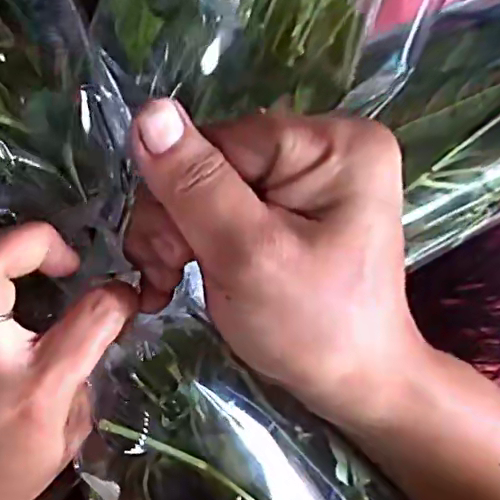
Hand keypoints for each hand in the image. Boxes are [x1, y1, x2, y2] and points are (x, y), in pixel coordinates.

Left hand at [0, 221, 136, 499]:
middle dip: (29, 241)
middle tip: (66, 259)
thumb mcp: (72, 437)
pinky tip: (26, 283)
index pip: (85, 320)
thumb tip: (101, 326)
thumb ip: (88, 378)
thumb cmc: (17, 473)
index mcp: (37, 389)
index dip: (116, 297)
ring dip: (5, 245)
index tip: (127, 297)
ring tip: (44, 261)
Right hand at [126, 98, 427, 425]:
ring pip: (205, 189)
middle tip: (163, 277)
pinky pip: (220, 210)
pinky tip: (178, 275)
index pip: (221, 142)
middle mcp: (324, 149)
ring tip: (167, 282)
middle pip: (210, 164)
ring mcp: (307, 181)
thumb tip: (149, 114)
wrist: (350, 385)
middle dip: (174, 222)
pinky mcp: (288, 212)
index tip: (164, 257)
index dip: (178, 195)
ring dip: (174, 237)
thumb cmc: (309, 328)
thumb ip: (196, 187)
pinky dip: (192, 244)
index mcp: (334, 145)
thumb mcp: (248, 256)